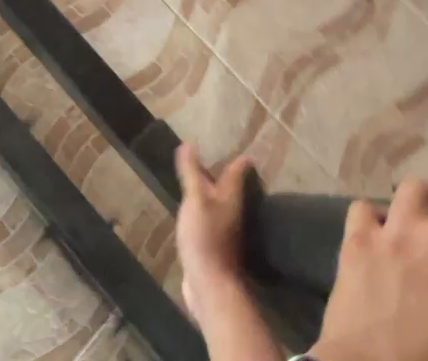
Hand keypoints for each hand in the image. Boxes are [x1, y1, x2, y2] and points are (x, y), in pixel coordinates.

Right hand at [173, 143, 253, 313]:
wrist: (209, 284)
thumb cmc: (205, 236)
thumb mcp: (195, 199)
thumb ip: (191, 172)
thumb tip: (188, 143)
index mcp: (232, 196)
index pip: (239, 169)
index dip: (239, 156)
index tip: (240, 144)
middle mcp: (232, 209)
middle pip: (231, 186)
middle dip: (225, 171)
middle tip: (216, 154)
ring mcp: (224, 228)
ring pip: (220, 202)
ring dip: (212, 190)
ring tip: (200, 177)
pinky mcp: (213, 243)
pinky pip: (209, 217)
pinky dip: (203, 208)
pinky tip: (192, 208)